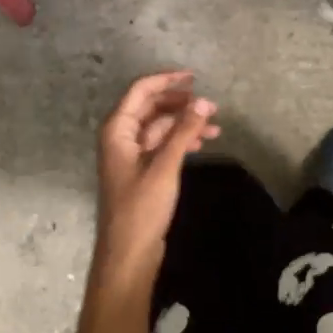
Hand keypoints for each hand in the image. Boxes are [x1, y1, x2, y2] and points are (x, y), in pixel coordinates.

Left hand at [95, 71, 220, 272]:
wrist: (128, 255)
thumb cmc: (141, 208)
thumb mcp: (165, 167)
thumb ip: (183, 132)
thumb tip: (203, 102)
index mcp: (117, 129)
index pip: (141, 91)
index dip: (167, 80)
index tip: (194, 77)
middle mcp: (121, 137)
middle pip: (151, 107)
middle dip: (180, 103)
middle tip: (211, 105)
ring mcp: (131, 155)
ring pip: (159, 126)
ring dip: (184, 123)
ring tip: (215, 125)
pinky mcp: (142, 171)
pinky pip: (162, 144)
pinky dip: (181, 140)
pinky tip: (203, 142)